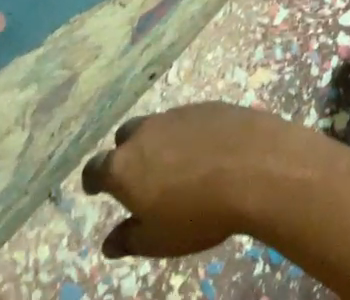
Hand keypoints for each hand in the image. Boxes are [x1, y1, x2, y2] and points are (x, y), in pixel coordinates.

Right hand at [82, 103, 313, 257]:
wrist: (256, 167)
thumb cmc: (199, 212)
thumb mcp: (159, 239)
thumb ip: (130, 239)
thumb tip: (108, 243)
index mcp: (124, 166)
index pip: (95, 169)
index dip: (93, 180)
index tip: (94, 188)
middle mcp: (146, 132)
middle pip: (126, 138)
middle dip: (127, 154)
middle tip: (140, 175)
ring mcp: (179, 114)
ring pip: (160, 125)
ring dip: (162, 142)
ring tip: (177, 165)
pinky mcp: (210, 106)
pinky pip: (191, 120)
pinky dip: (192, 134)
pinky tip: (209, 151)